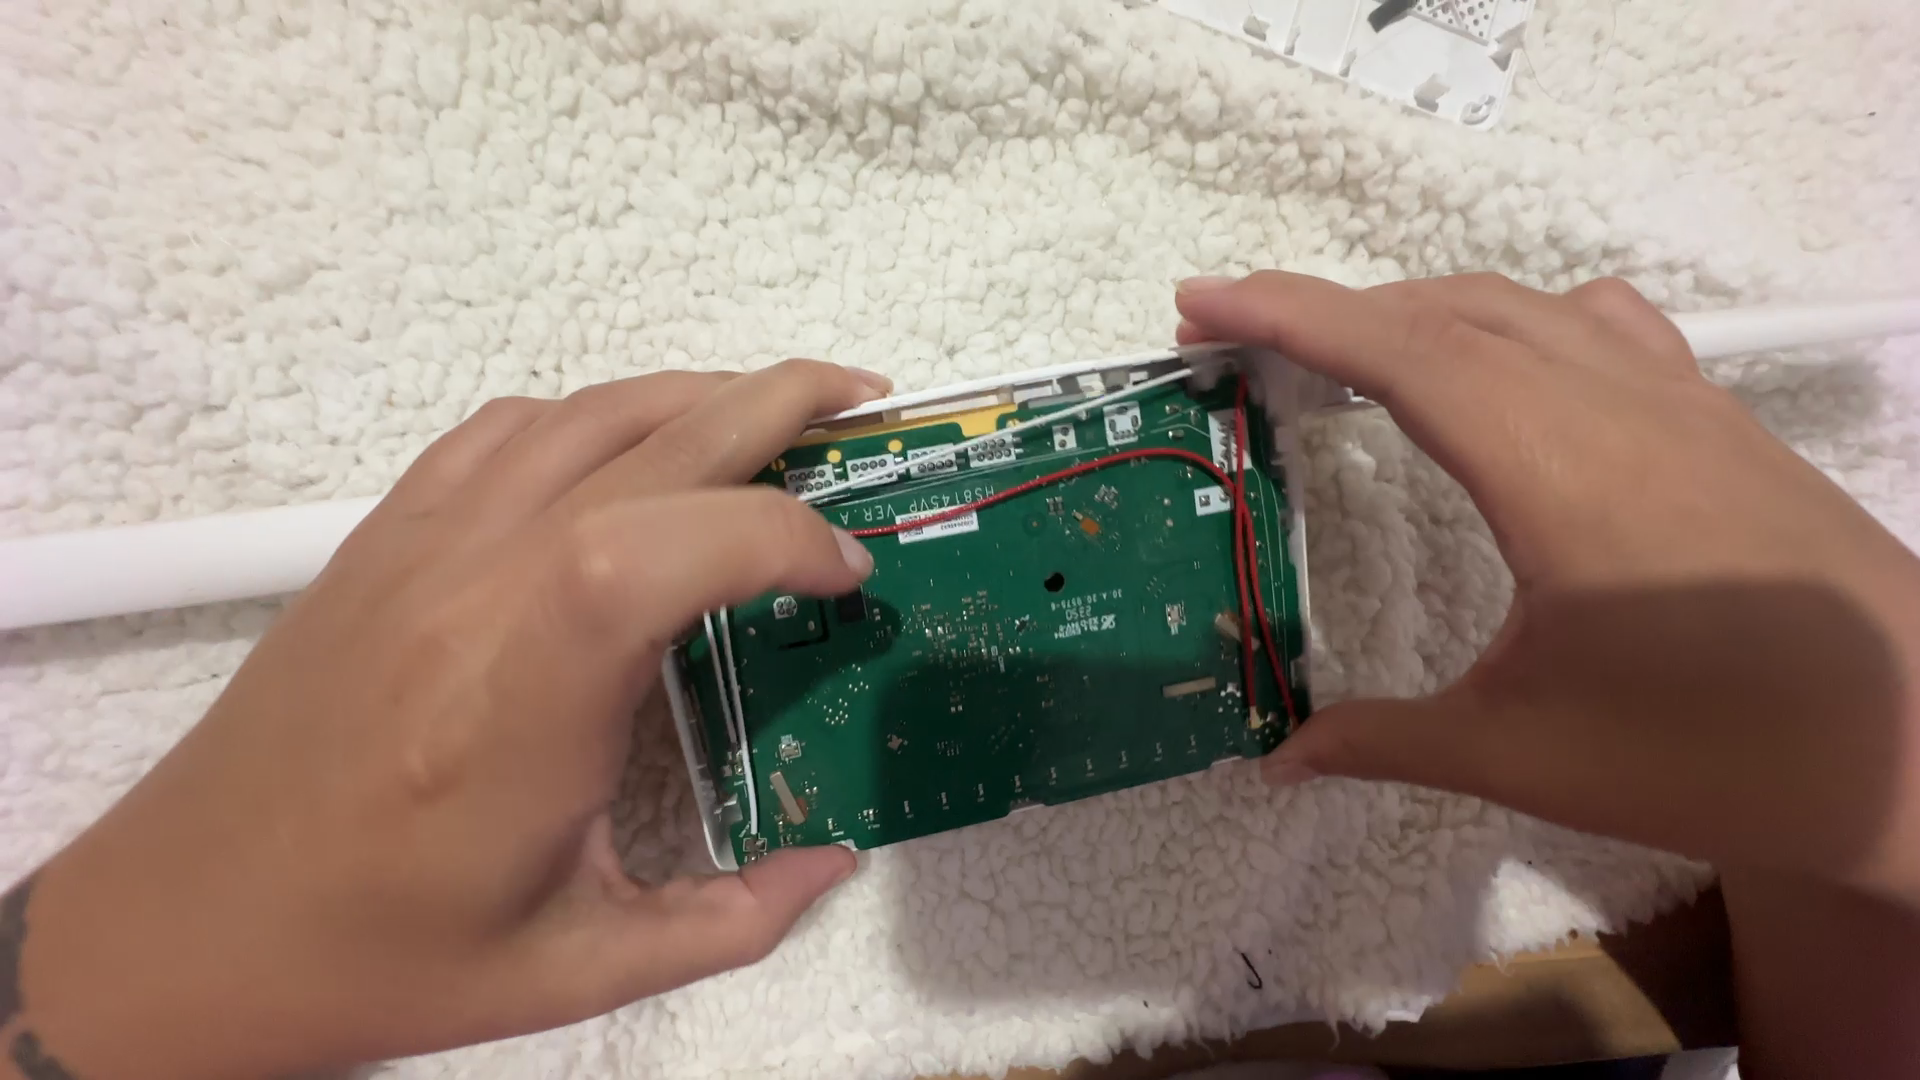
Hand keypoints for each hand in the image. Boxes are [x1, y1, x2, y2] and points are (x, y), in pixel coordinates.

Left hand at [5, 361, 890, 1079]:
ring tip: (784, 407)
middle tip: (864, 400)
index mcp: (527, 695)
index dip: (782, 538)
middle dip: (781, 401)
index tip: (847, 578)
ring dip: (708, 391)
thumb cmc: (383, 951)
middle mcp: (480, 584)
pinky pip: (522, 426)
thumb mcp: (576, 971)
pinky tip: (653, 444)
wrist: (172, 931)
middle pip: (653, 438)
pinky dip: (612, 410)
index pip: (666, 551)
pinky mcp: (397, 526)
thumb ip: (732, 919)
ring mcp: (431, 537)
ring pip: (595, 409)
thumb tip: (838, 863)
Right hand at [1177, 272, 1919, 908]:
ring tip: (1316, 343)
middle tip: (1223, 326)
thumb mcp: (1525, 756)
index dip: (1292, 315)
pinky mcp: (1704, 415)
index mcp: (1564, 478)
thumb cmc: (1726, 756)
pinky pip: (1583, 323)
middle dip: (1314, 305)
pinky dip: (1495, 314)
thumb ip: (1379, 741)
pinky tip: (1475, 352)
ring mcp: (1672, 401)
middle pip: (1440, 311)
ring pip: (1510, 304)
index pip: (1404, 355)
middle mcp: (1617, 410)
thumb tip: (1272, 761)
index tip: (1202, 300)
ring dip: (1395, 308)